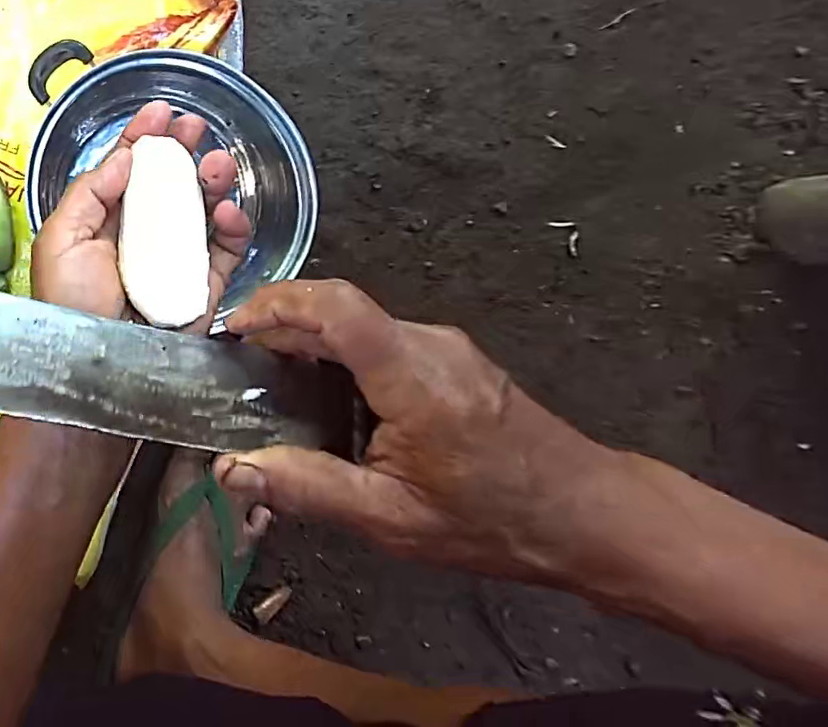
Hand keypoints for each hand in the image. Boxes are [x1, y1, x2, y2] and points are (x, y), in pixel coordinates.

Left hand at [30, 100, 251, 331]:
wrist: (92, 368)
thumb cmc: (66, 304)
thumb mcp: (59, 240)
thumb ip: (89, 194)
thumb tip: (125, 155)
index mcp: (102, 221)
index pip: (126, 172)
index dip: (142, 139)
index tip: (159, 111)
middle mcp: (139, 236)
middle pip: (167, 184)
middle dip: (182, 150)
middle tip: (195, 127)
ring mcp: (172, 260)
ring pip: (201, 211)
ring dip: (213, 181)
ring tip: (218, 165)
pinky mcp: (200, 287)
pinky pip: (226, 252)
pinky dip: (235, 228)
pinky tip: (230, 210)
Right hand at [211, 280, 621, 584]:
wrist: (596, 517)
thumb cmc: (497, 522)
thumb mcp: (393, 520)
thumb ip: (307, 489)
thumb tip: (230, 470)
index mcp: (417, 380)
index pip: (338, 308)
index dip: (277, 304)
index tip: (234, 328)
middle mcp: (426, 343)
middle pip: (335, 305)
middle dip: (275, 320)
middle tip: (235, 357)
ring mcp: (437, 342)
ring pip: (349, 316)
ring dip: (299, 332)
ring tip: (264, 371)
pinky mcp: (439, 350)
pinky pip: (368, 330)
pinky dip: (327, 344)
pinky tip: (313, 382)